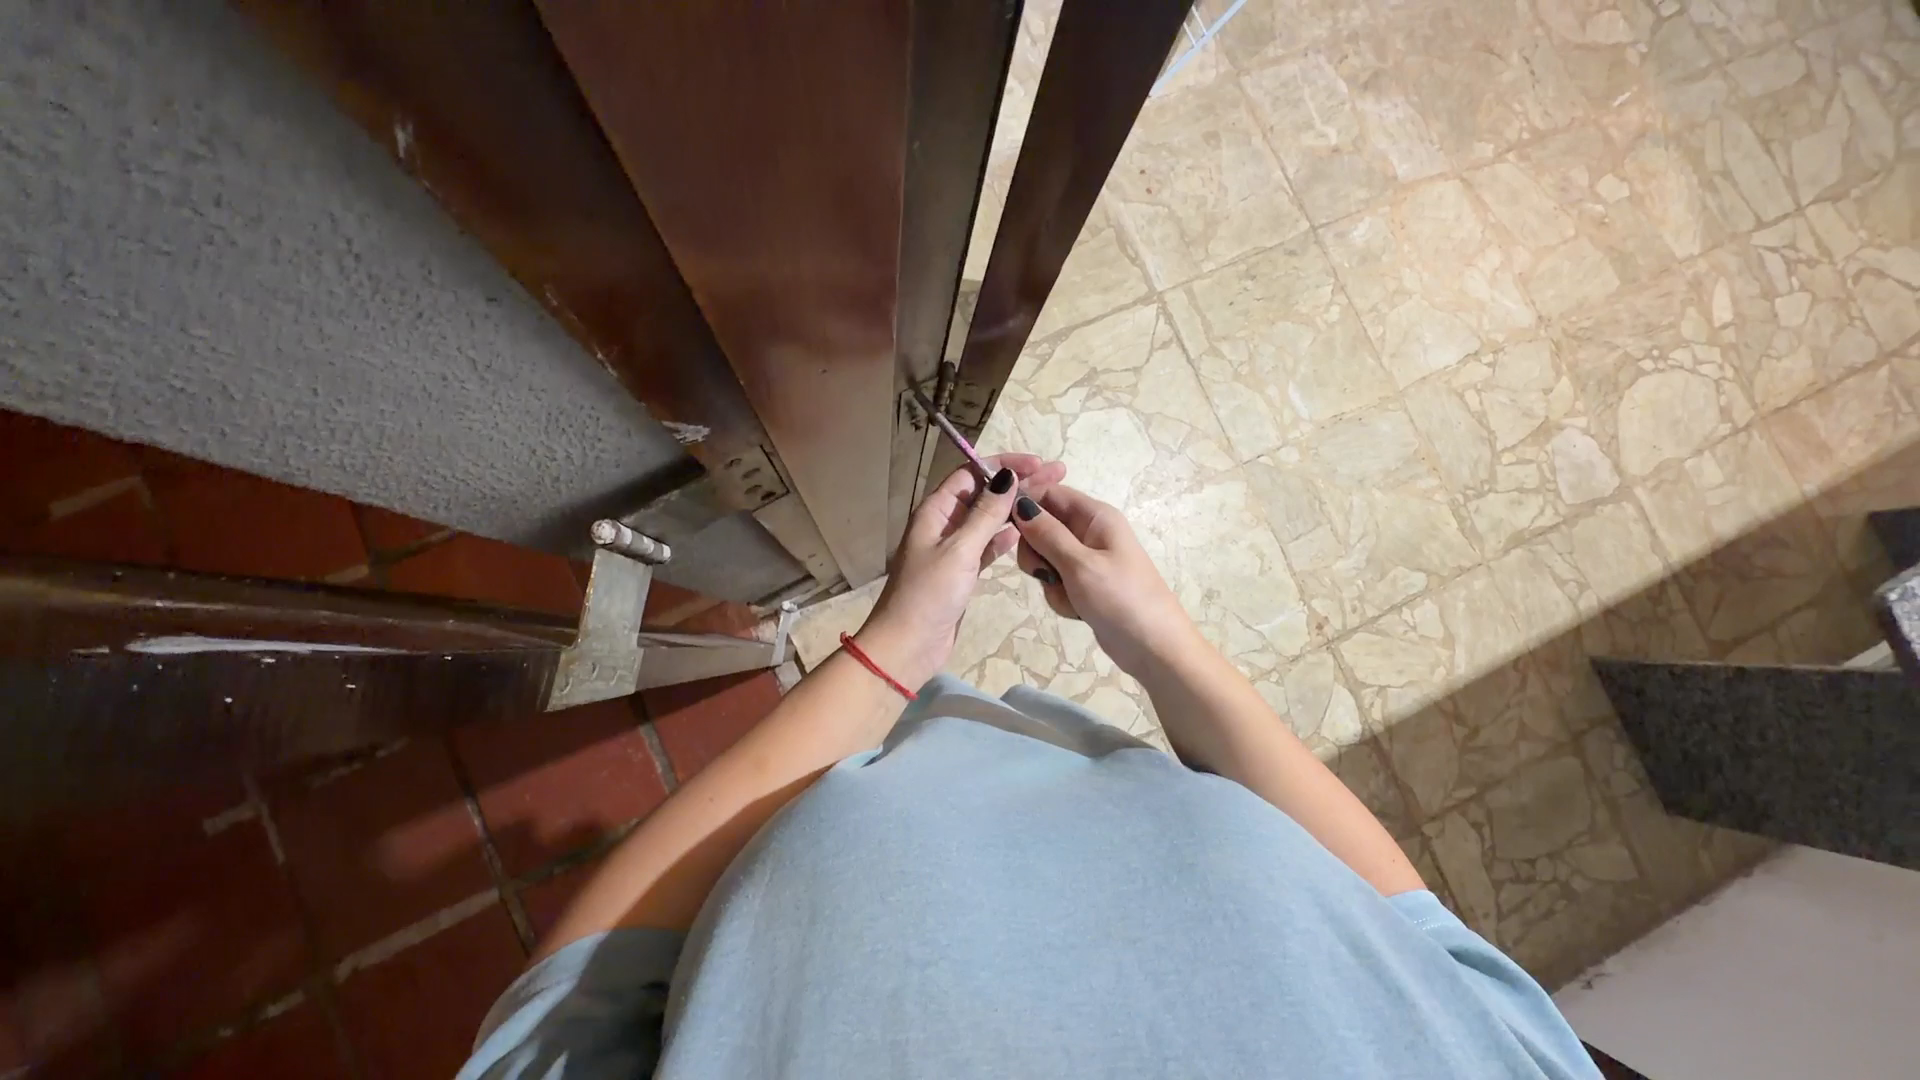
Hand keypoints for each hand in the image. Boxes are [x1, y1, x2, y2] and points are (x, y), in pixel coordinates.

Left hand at [857, 454, 1066, 687]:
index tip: (1037, 464)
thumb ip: (985, 514)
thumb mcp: (959, 550)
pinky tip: (1024, 534)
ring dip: (1014, 509)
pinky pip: (986, 546)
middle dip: (1017, 483)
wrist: (907, 645)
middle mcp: (943, 524)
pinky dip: (1004, 538)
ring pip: (987, 520)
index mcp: (935, 511)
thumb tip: (1007, 476)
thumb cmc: (928, 594)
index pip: (971, 473)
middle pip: (984, 493)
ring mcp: (953, 549)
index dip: (1003, 464)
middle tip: (1057, 476)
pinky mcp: (961, 573)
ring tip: (1049, 501)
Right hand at [1010, 484, 1199, 679]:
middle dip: (1037, 552)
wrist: (1154, 647)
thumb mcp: (1080, 564)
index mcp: (1095, 516)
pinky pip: (1057, 581)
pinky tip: (1077, 611)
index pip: (1049, 492)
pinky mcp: (1084, 585)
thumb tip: (1018, 503)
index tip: (1004, 526)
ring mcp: (1087, 560)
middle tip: (1045, 573)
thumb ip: (1047, 534)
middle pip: (1042, 527)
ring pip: (1045, 558)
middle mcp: (1090, 532)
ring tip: (1070, 597)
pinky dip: (1060, 596)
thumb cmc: (1121, 599)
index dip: (1025, 503)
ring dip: (1049, 580)